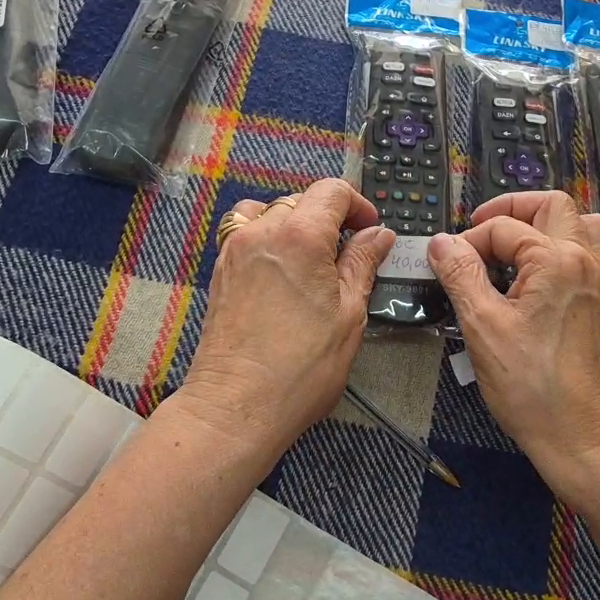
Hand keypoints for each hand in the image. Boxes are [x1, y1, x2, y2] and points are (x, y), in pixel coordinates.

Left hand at [178, 178, 393, 452]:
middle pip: (300, 200)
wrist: (237, 406)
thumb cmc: (299, 368)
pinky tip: (282, 272)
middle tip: (350, 253)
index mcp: (300, 236)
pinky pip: (245, 234)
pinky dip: (267, 238)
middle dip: (329, 217)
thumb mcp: (349, 314)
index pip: (330, 192)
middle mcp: (261, 232)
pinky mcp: (221, 272)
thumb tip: (379, 235)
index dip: (357, 205)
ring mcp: (235, 251)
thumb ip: (362, 264)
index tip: (371, 231)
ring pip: (268, 212)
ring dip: (294, 224)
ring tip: (312, 259)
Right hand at [428, 191, 599, 475]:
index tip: (449, 264)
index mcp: (556, 260)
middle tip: (484, 230)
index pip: (505, 228)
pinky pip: (599, 259)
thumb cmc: (528, 383)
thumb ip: (461, 274)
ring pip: (587, 225)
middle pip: (556, 205)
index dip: (470, 241)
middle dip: (516, 209)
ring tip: (520, 245)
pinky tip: (549, 277)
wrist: (575, 433)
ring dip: (552, 226)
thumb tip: (442, 241)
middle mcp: (586, 261)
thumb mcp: (481, 324)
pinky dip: (574, 254)